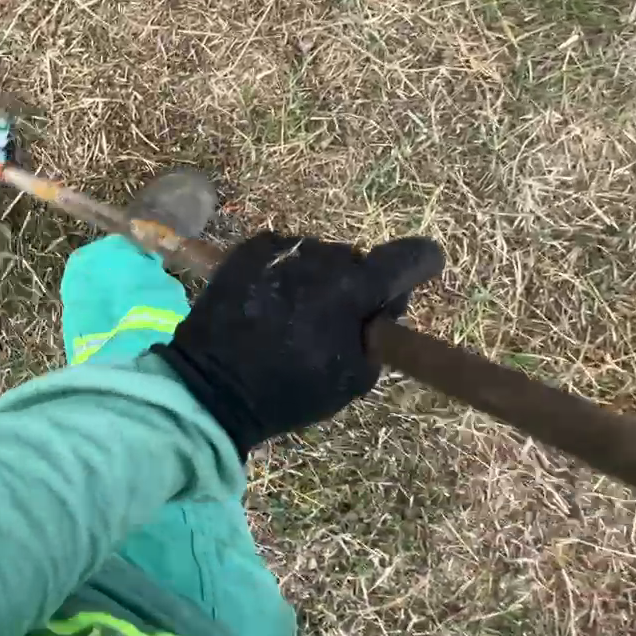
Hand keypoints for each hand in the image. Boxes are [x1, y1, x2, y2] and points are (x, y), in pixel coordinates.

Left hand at [150, 232, 444, 455]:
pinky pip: (283, 254)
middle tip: (339, 318)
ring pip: (318, 256)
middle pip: (356, 261)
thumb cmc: (291, 387)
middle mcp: (317, 257)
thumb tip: (383, 299)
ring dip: (318, 277)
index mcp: (353, 288)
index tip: (423, 269)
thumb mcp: (357, 372)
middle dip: (357, 284)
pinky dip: (286, 272)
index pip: (406, 257)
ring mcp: (278, 249)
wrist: (213, 380)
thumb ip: (380, 329)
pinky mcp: (245, 250)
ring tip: (296, 313)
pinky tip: (271, 300)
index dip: (419, 264)